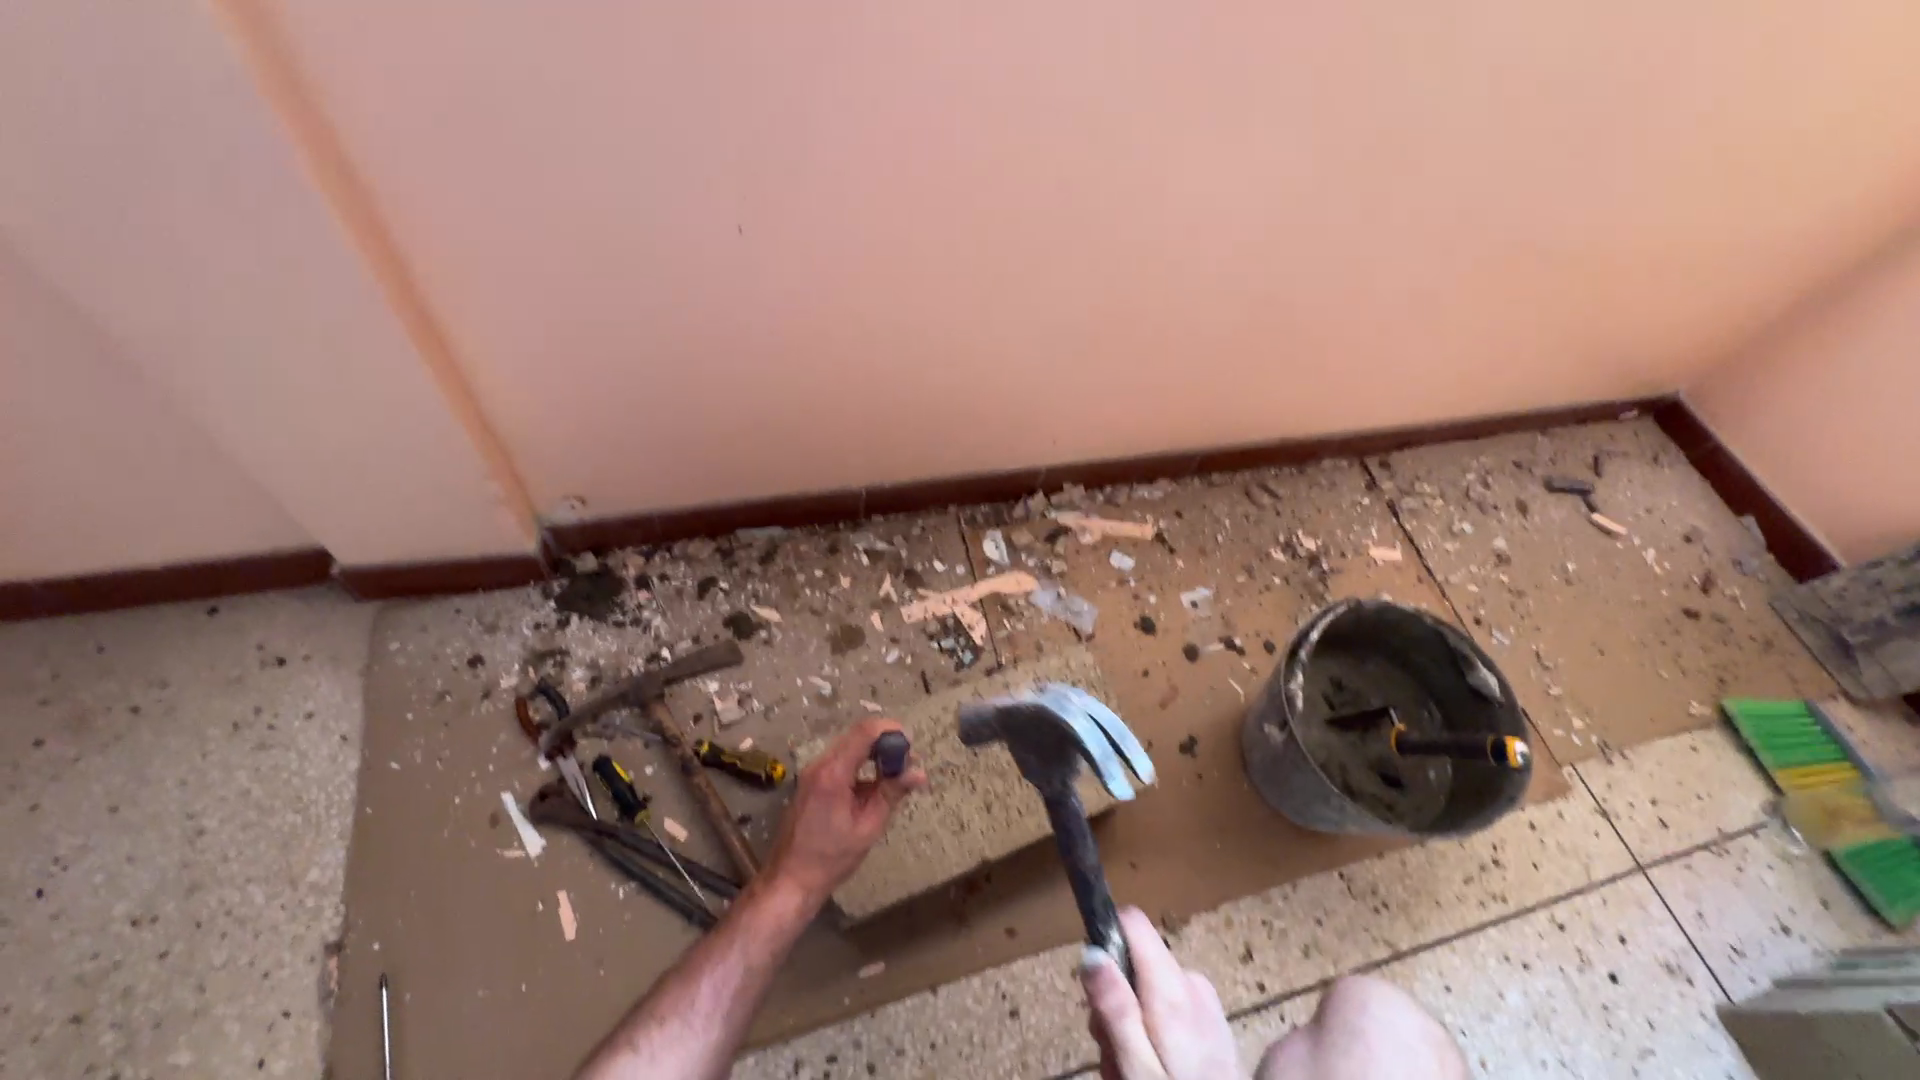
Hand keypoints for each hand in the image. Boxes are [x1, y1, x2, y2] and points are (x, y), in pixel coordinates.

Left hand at [764, 717, 927, 904]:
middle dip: (886, 743)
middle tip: (909, 763)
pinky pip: (841, 761)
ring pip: (850, 746)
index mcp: (833, 773)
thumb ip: (892, 793)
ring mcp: (813, 771)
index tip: (911, 746)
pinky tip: (876, 785)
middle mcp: (820, 764)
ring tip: (897, 775)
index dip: (891, 731)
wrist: (790, 878)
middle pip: (857, 735)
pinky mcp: (812, 781)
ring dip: (875, 753)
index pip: (865, 732)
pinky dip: (861, 764)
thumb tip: (919, 772)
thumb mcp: (868, 826)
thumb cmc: (830, 858)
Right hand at [1081, 908, 1238, 1079]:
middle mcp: (1191, 982)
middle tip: (1112, 1051)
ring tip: (1130, 1068)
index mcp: (1172, 987)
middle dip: (1113, 1002)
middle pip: (1133, 962)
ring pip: (1146, 988)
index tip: (1096, 988)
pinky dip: (1151, 1032)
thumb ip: (1114, 1008)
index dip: (1106, 944)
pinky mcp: (1210, 1018)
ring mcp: (1204, 1000)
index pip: (1132, 922)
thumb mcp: (1137, 1067)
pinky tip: (1152, 1068)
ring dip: (1128, 1023)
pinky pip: (1167, 1006)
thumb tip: (1091, 951)